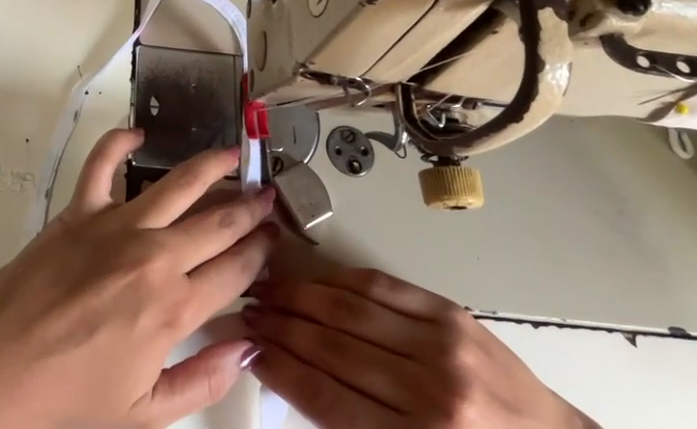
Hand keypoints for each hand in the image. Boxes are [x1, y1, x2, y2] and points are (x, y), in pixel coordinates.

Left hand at [0, 128, 277, 428]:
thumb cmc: (66, 397)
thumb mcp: (146, 410)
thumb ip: (203, 379)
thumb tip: (246, 348)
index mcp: (175, 307)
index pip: (236, 269)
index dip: (262, 252)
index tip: (274, 240)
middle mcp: (155, 256)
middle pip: (218, 220)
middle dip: (250, 206)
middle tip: (268, 196)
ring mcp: (116, 225)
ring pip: (177, 183)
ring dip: (210, 165)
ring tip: (232, 154)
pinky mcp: (79, 210)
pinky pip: (103, 164)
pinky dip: (119, 141)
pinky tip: (137, 131)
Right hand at [243, 267, 597, 427]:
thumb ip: (352, 428)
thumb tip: (290, 379)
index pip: (325, 399)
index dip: (279, 371)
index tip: (248, 351)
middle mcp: (427, 392)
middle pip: (329, 349)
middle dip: (279, 329)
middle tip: (246, 314)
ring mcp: (440, 345)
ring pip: (348, 311)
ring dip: (298, 298)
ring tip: (266, 291)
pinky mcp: (450, 313)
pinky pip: (381, 287)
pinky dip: (339, 281)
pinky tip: (313, 281)